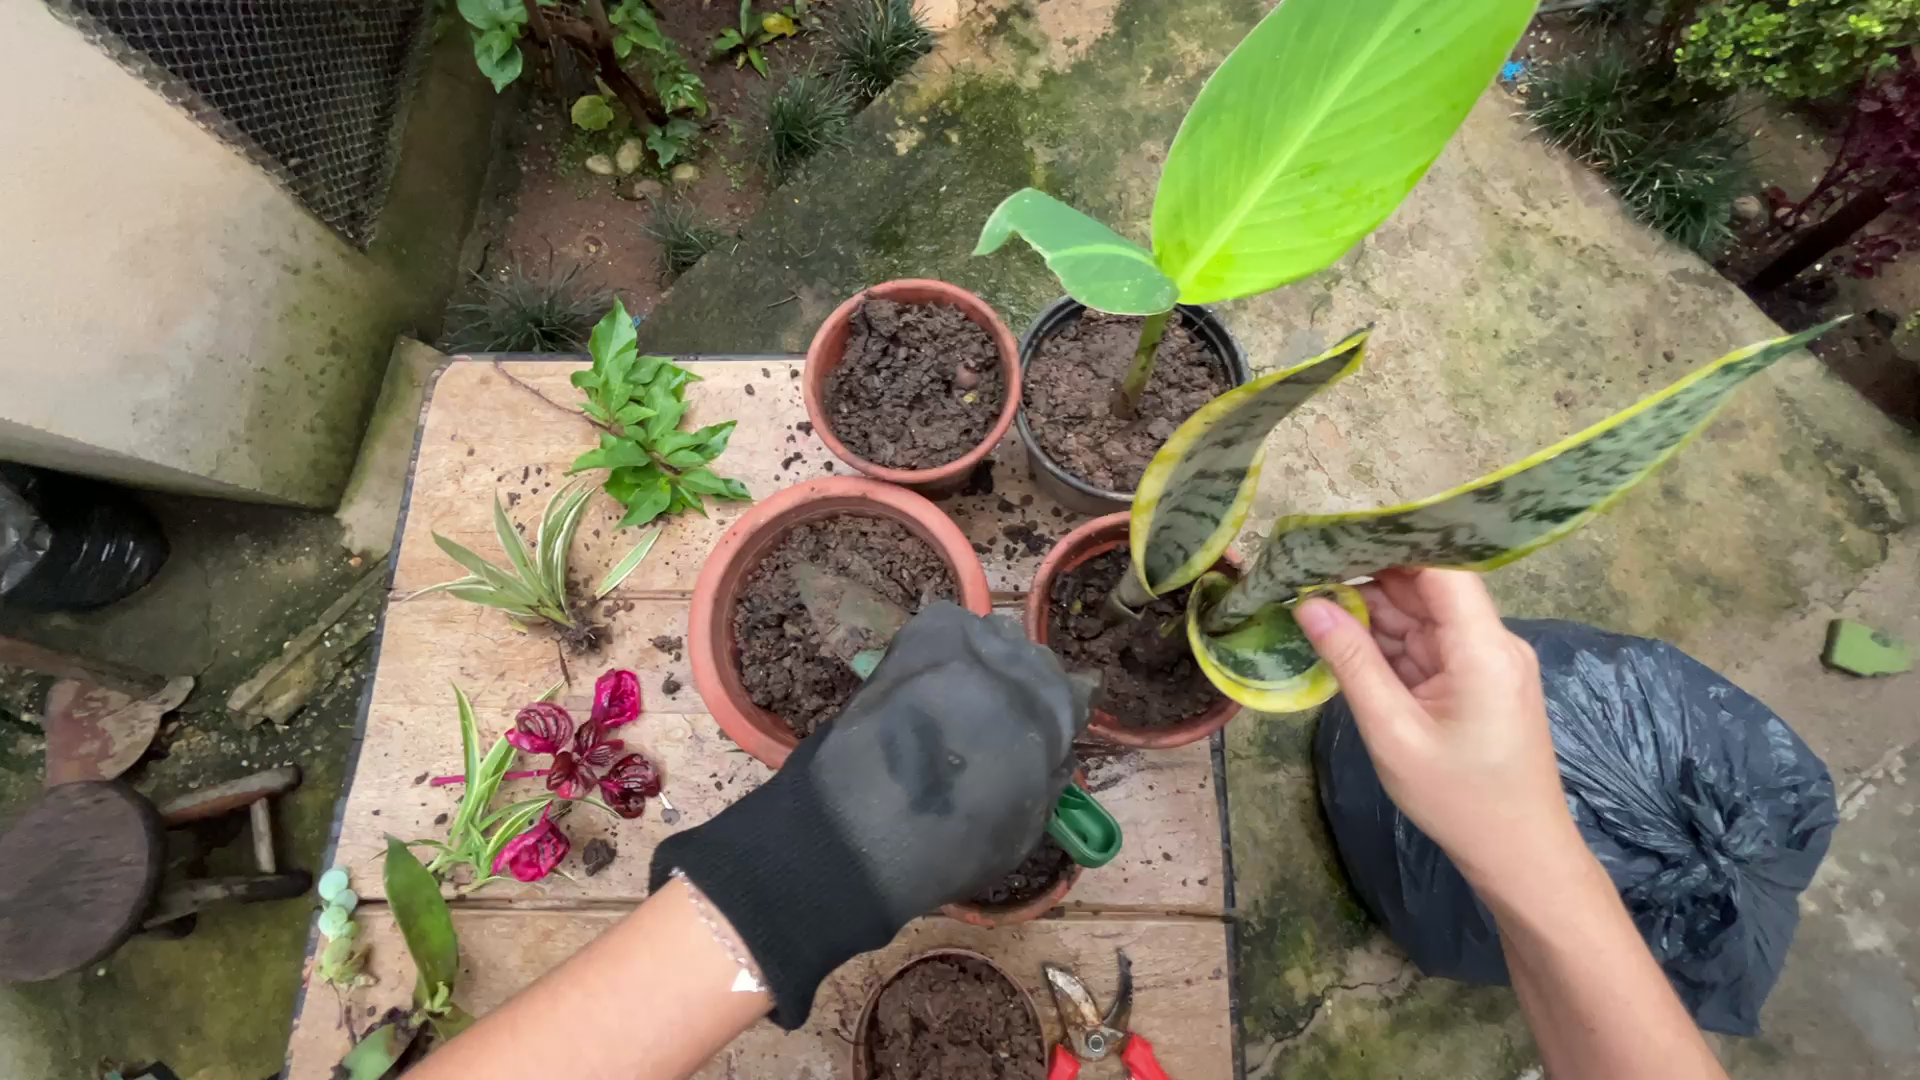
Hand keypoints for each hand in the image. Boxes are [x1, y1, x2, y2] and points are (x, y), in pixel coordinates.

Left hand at [805, 602, 1090, 916]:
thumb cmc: (949, 851)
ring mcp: (971, 647)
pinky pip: (950, 622)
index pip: (1077, 691)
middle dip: (1024, 686)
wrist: (859, 833)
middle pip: (1036, 659)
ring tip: (958, 695)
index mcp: (1053, 721)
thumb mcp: (1025, 830)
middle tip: (994, 718)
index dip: (1058, 712)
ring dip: (988, 661)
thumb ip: (1049, 775)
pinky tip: (930, 675)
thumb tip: (1056, 746)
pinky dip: (947, 641)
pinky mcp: (923, 635)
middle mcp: (1020, 672)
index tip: (1040, 728)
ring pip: (997, 635)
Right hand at [1295, 569, 1582, 903]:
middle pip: (1424, 587)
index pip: (1440, 568)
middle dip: (1363, 576)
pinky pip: (1418, 642)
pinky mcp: (1468, 677)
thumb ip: (1350, 662)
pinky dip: (1379, 639)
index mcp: (1483, 648)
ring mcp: (1480, 659)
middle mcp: (1489, 641)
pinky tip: (1336, 635)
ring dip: (1365, 609)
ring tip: (1304, 599)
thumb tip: (1307, 604)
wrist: (1518, 855)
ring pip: (1415, 614)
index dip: (1390, 543)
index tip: (1331, 536)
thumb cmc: (1459, 798)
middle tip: (1299, 570)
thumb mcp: (1392, 731)